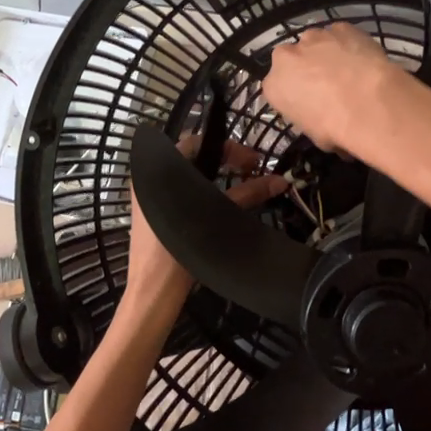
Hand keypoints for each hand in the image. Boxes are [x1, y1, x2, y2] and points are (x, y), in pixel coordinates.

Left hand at [125, 137, 287, 309]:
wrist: (154, 288)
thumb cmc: (181, 246)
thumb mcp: (216, 215)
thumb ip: (248, 193)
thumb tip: (280, 180)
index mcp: (157, 168)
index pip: (198, 142)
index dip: (230, 149)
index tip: (254, 164)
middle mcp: (149, 176)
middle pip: (194, 157)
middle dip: (227, 163)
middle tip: (252, 174)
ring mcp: (149, 195)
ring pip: (189, 175)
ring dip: (217, 178)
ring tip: (243, 189)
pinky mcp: (154, 212)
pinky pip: (182, 191)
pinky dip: (203, 192)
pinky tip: (222, 204)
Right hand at [262, 23, 402, 153]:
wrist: (368, 103)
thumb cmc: (335, 127)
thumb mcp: (316, 136)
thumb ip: (312, 120)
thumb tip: (328, 125)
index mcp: (274, 85)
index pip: (279, 88)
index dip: (297, 96)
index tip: (312, 105)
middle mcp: (287, 56)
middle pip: (294, 60)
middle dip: (308, 70)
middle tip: (330, 88)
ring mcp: (315, 37)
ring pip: (317, 43)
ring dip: (328, 54)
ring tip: (350, 73)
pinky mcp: (342, 27)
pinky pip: (342, 35)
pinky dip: (350, 44)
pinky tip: (363, 59)